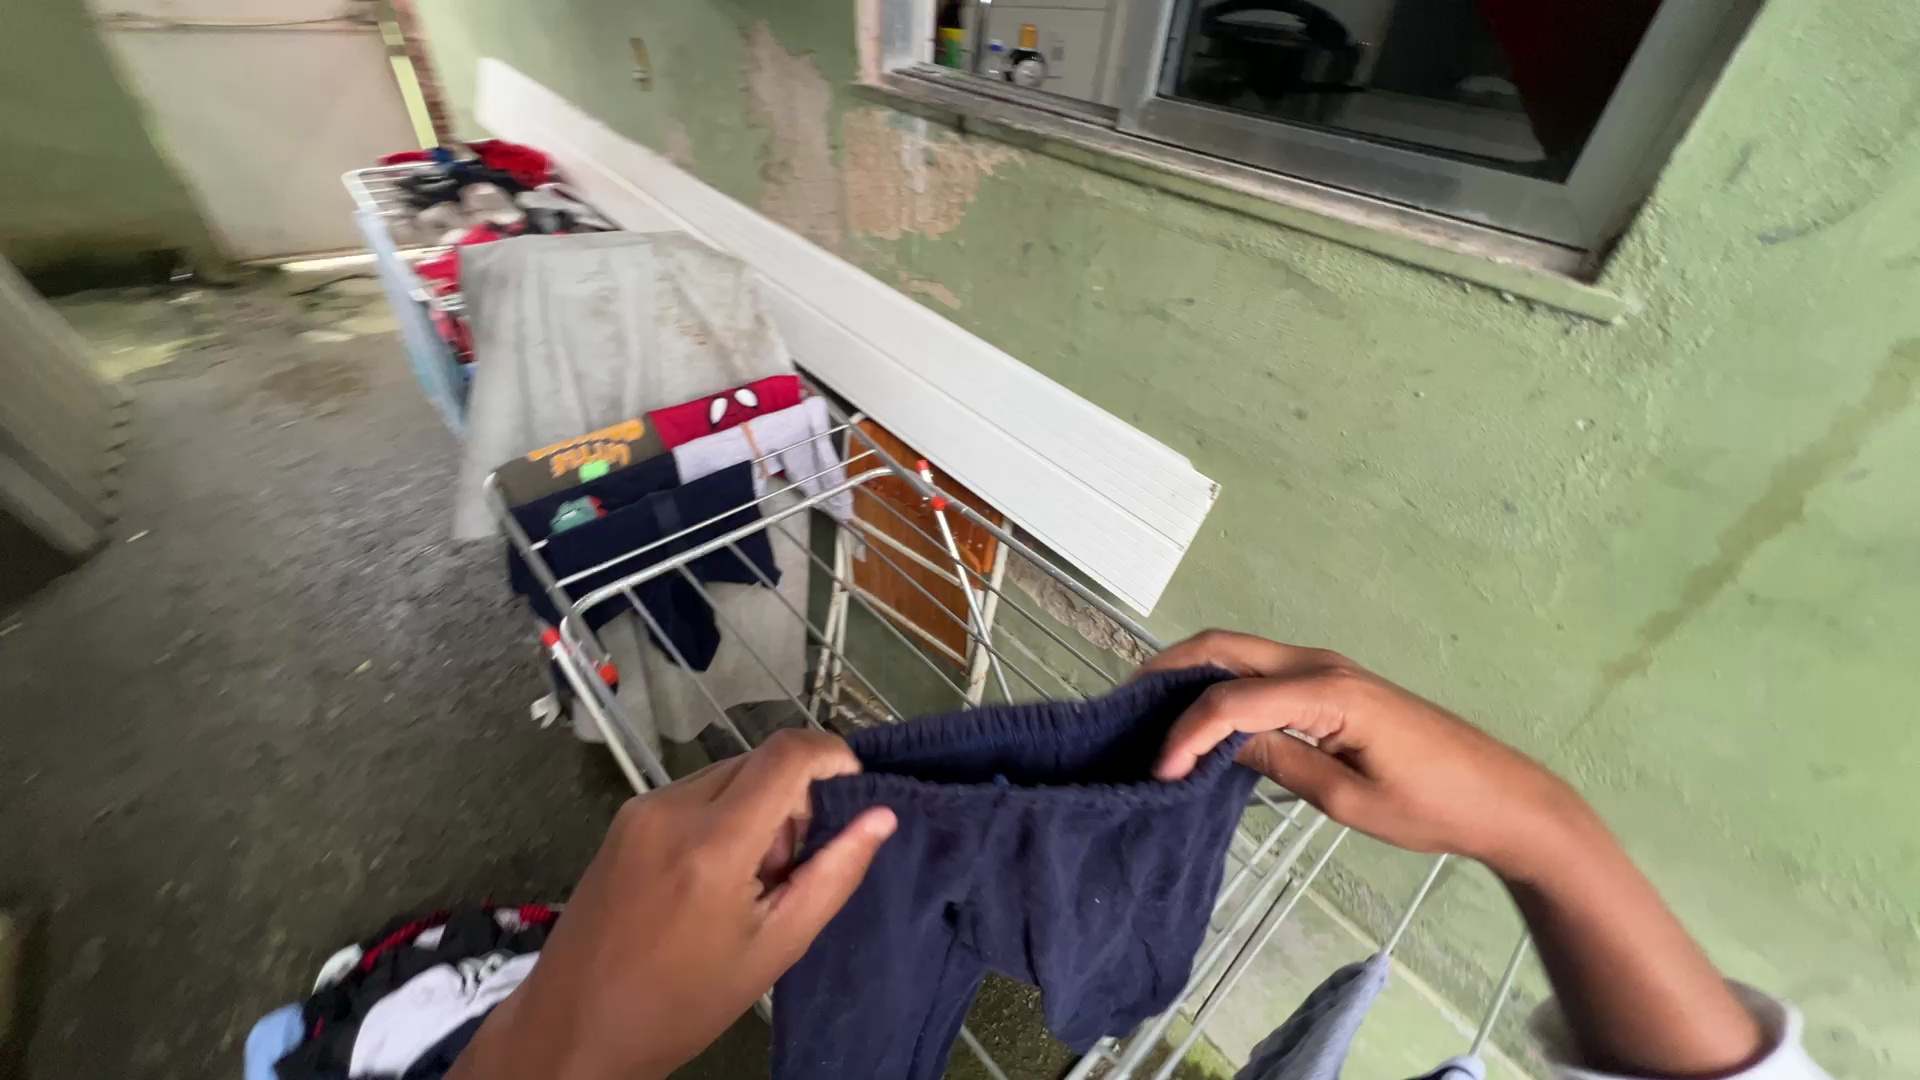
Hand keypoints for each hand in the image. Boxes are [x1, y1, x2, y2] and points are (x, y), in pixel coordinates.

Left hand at [450, 730, 896, 1079]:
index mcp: (713, 843)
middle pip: (764, 760)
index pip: (788, 753)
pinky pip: (701, 786)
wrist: (569, 1034)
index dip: (834, 755)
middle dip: (798, 794)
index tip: (853, 790)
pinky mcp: (629, 812)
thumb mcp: (775, 948)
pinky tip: (716, 868)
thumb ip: (835, 874)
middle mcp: (674, 806)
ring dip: (763, 803)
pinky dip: (729, 809)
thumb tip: (882, 815)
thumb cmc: (681, 1003)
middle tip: (794, 860)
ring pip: (734, 771)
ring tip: (752, 874)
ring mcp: (644, 805)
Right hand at [1144, 630, 1584, 875]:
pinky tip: (1201, 707)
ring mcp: (1322, 665)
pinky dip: (1218, 679)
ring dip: (1189, 669)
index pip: (1232, 701)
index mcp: (1326, 692)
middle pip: (1223, 646)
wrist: (1507, 798)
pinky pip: (1256, 666)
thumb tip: (1218, 741)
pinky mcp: (1327, 679)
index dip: (1187, 733)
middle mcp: (1317, 662)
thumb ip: (1279, 760)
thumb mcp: (1348, 800)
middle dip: (1168, 668)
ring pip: (1236, 649)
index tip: (1159, 770)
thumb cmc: (1434, 807)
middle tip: (1128, 701)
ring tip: (1152, 703)